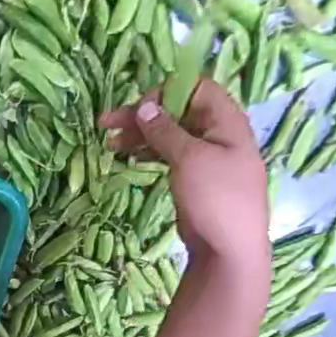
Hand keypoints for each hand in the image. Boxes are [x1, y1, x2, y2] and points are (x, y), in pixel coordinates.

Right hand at [98, 78, 269, 266]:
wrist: (228, 248)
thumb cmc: (215, 198)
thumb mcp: (190, 159)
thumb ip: (166, 131)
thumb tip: (145, 107)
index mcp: (226, 122)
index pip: (196, 88)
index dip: (166, 92)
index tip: (138, 107)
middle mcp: (217, 134)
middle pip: (177, 111)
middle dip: (143, 115)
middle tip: (106, 123)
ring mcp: (205, 157)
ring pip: (169, 134)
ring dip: (140, 135)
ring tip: (109, 144)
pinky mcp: (193, 177)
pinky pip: (168, 154)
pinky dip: (147, 152)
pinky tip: (126, 156)